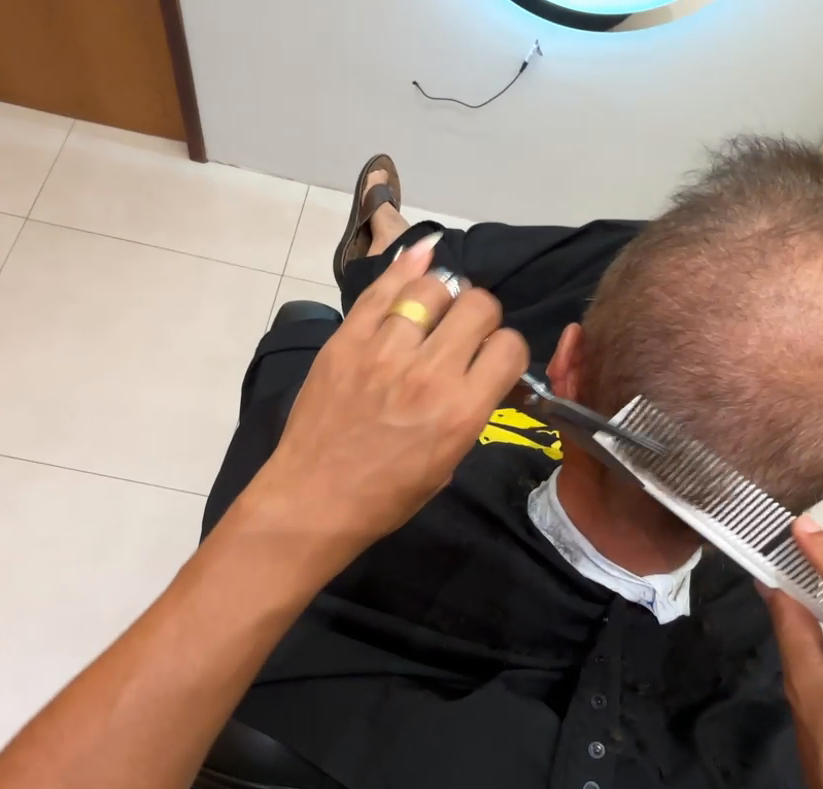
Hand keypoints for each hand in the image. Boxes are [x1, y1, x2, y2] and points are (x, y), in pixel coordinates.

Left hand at [243, 237, 528, 555]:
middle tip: (464, 334)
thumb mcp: (447, 465)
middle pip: (477, 305)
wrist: (314, 499)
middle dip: (481, 316)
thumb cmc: (386, 497)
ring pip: (432, 287)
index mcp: (460, 412)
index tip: (493, 359)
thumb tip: (480, 373)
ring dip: (443, 296)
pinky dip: (407, 266)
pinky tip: (422, 255)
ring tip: (434, 311)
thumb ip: (469, 412)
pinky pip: (382, 288)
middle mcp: (428, 373)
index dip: (507, 349)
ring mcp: (383, 350)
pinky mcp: (346, 340)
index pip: (508, 346)